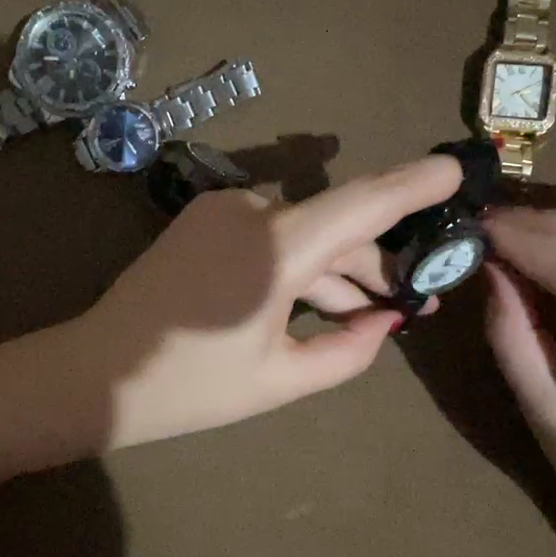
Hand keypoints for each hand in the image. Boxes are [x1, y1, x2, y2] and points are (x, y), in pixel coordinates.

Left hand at [75, 156, 460, 448]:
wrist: (97, 374)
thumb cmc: (191, 386)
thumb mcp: (280, 380)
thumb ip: (347, 350)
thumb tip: (387, 321)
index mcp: (276, 249)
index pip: (363, 202)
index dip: (416, 184)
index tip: (458, 169)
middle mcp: (252, 212)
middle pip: (336, 224)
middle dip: (377, 260)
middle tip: (416, 297)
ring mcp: (222, 212)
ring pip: (304, 232)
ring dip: (337, 269)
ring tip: (372, 312)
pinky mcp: (204, 222)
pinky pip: (271, 235)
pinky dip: (299, 264)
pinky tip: (319, 303)